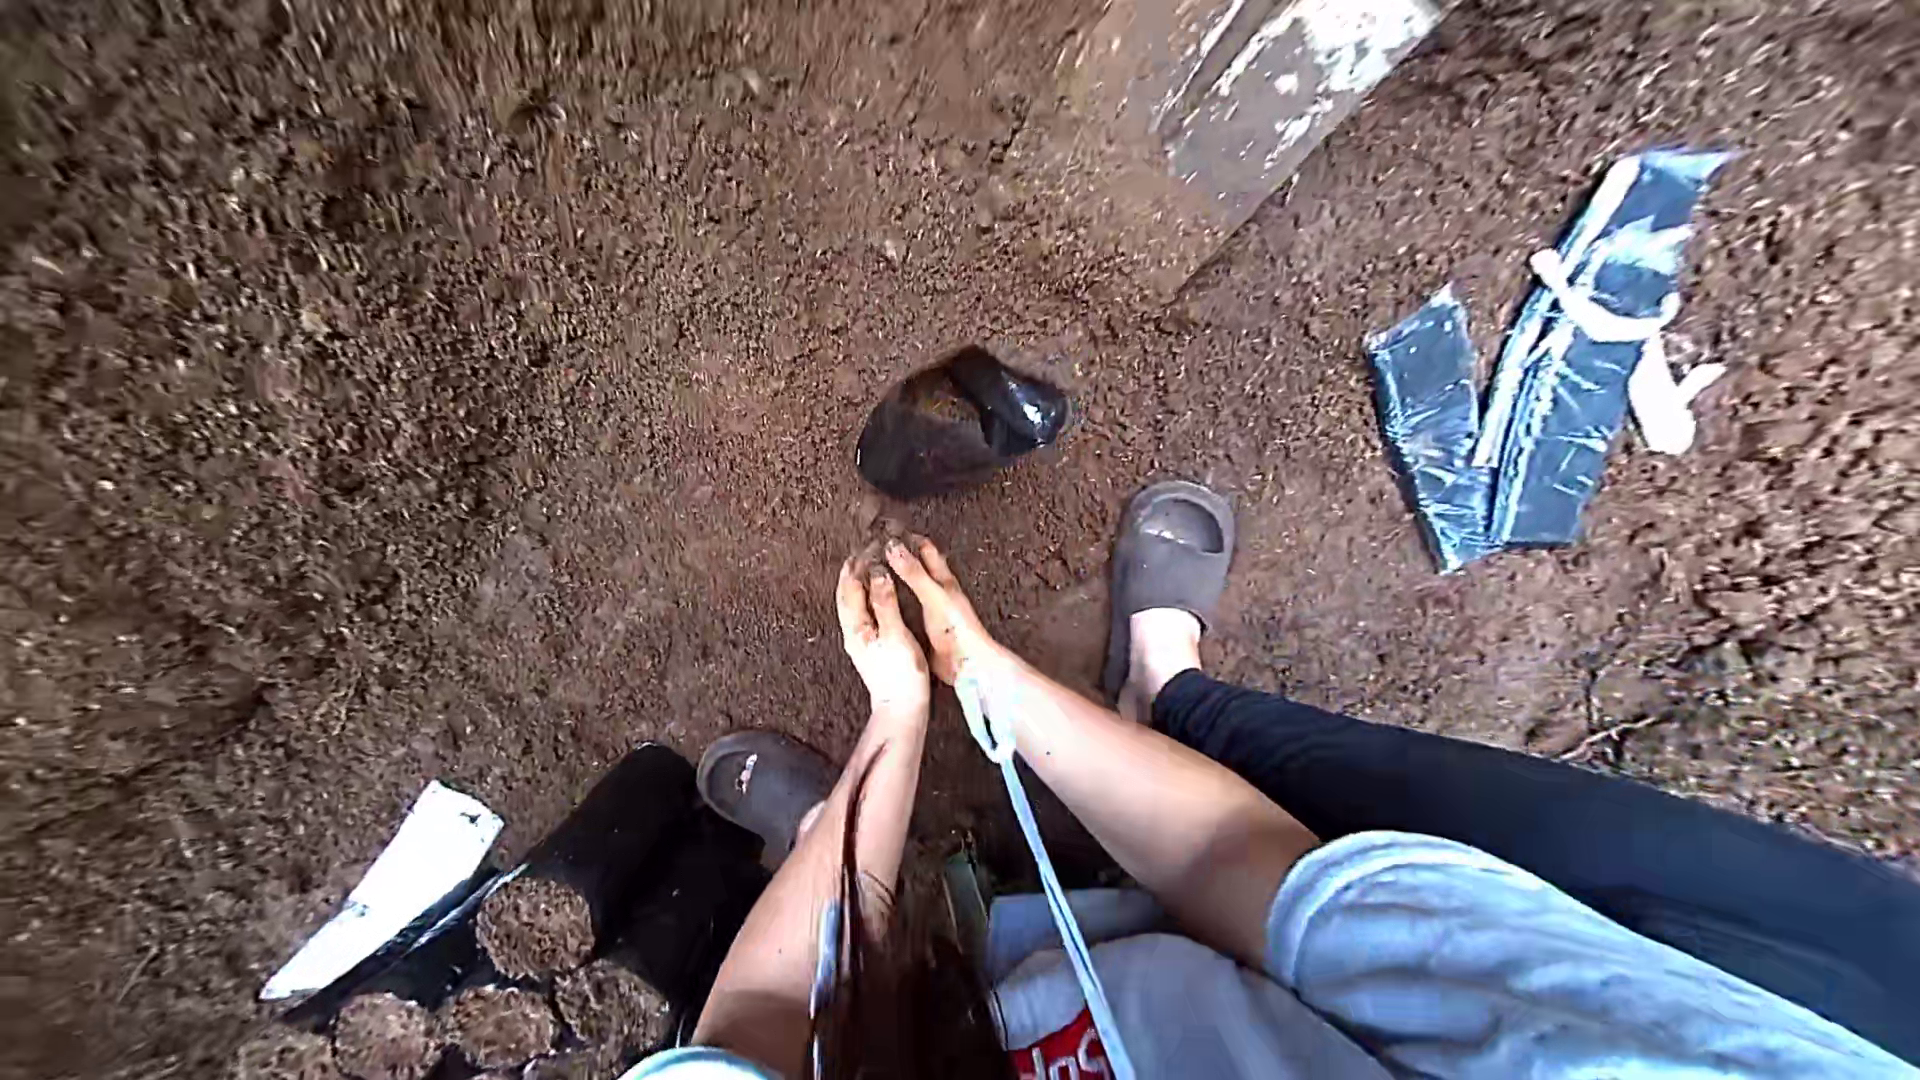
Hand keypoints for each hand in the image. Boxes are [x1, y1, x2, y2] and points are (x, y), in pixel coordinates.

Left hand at [837, 554, 930, 717]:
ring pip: (852, 602)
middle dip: (853, 570)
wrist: (901, 708)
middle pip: (846, 593)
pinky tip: (877, 594)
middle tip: (865, 550)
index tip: (870, 544)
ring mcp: (859, 639)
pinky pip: (862, 611)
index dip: (859, 563)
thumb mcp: (895, 634)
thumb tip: (878, 573)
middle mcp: (853, 631)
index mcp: (856, 626)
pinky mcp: (869, 646)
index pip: (850, 585)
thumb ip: (885, 602)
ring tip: (869, 566)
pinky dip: (867, 595)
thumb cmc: (901, 675)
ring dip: (858, 582)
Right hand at [883, 535, 1000, 684]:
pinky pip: (908, 609)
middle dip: (901, 555)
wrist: (968, 663)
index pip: (926, 549)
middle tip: (879, 548)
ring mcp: (933, 609)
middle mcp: (939, 592)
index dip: (909, 537)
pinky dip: (896, 603)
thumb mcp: (933, 595)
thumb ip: (915, 572)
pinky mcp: (926, 627)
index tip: (889, 530)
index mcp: (944, 580)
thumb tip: (894, 547)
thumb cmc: (957, 629)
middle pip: (919, 566)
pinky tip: (885, 606)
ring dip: (898, 579)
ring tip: (877, 573)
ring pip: (913, 587)